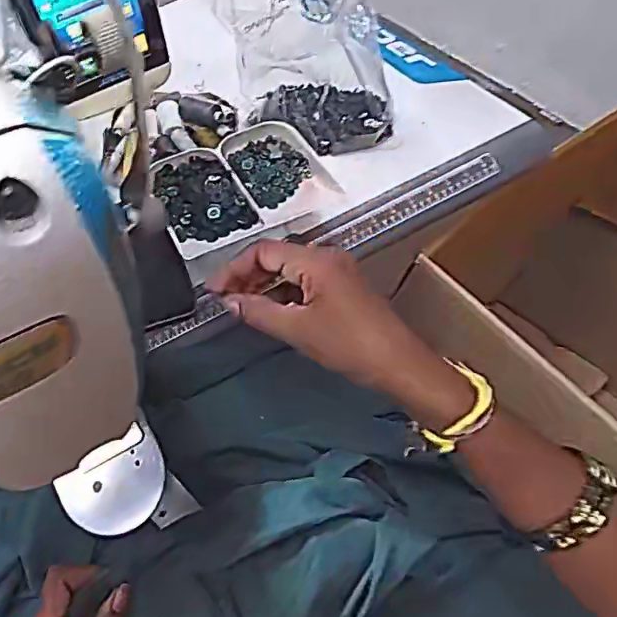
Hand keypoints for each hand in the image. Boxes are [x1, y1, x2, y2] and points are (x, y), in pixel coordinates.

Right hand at [207, 241, 466, 411]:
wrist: (399, 364)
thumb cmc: (353, 345)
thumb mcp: (296, 329)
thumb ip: (257, 311)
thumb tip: (230, 302)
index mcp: (316, 261)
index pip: (262, 251)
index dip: (234, 269)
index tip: (216, 290)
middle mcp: (327, 258)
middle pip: (275, 256)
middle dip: (246, 275)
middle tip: (225, 298)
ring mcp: (336, 271)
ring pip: (288, 268)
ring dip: (262, 284)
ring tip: (242, 305)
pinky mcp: (341, 287)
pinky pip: (302, 280)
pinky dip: (281, 292)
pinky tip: (269, 309)